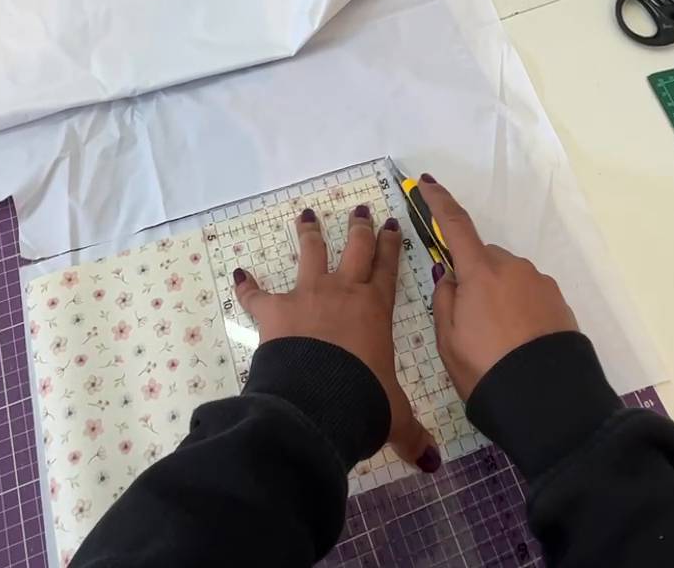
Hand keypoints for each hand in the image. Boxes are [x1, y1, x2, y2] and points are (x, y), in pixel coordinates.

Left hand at [232, 205, 439, 470]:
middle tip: (360, 210)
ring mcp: (308, 296)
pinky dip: (247, 286)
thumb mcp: (395, 418)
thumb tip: (434, 463)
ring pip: (311, 255)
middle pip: (355, 250)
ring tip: (306, 215)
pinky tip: (240, 274)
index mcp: (376, 309)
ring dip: (309, 234)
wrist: (317, 403)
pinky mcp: (276, 311)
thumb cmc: (363, 402)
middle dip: (359, 228)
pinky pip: (258, 295)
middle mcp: (344, 292)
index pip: (388, 270)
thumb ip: (413, 435)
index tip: (391, 224)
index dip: (390, 246)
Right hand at [426, 176, 579, 399]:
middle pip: (483, 259)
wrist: (551, 406)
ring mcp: (540, 284)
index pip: (455, 225)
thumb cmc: (487, 371)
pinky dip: (520, 310)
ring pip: (507, 278)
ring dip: (498, 295)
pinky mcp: (560, 303)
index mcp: (481, 272)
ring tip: (497, 342)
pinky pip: (529, 295)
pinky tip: (519, 344)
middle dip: (473, 277)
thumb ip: (444, 300)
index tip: (426, 183)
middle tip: (468, 321)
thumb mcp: (448, 341)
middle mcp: (513, 267)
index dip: (438, 201)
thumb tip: (451, 276)